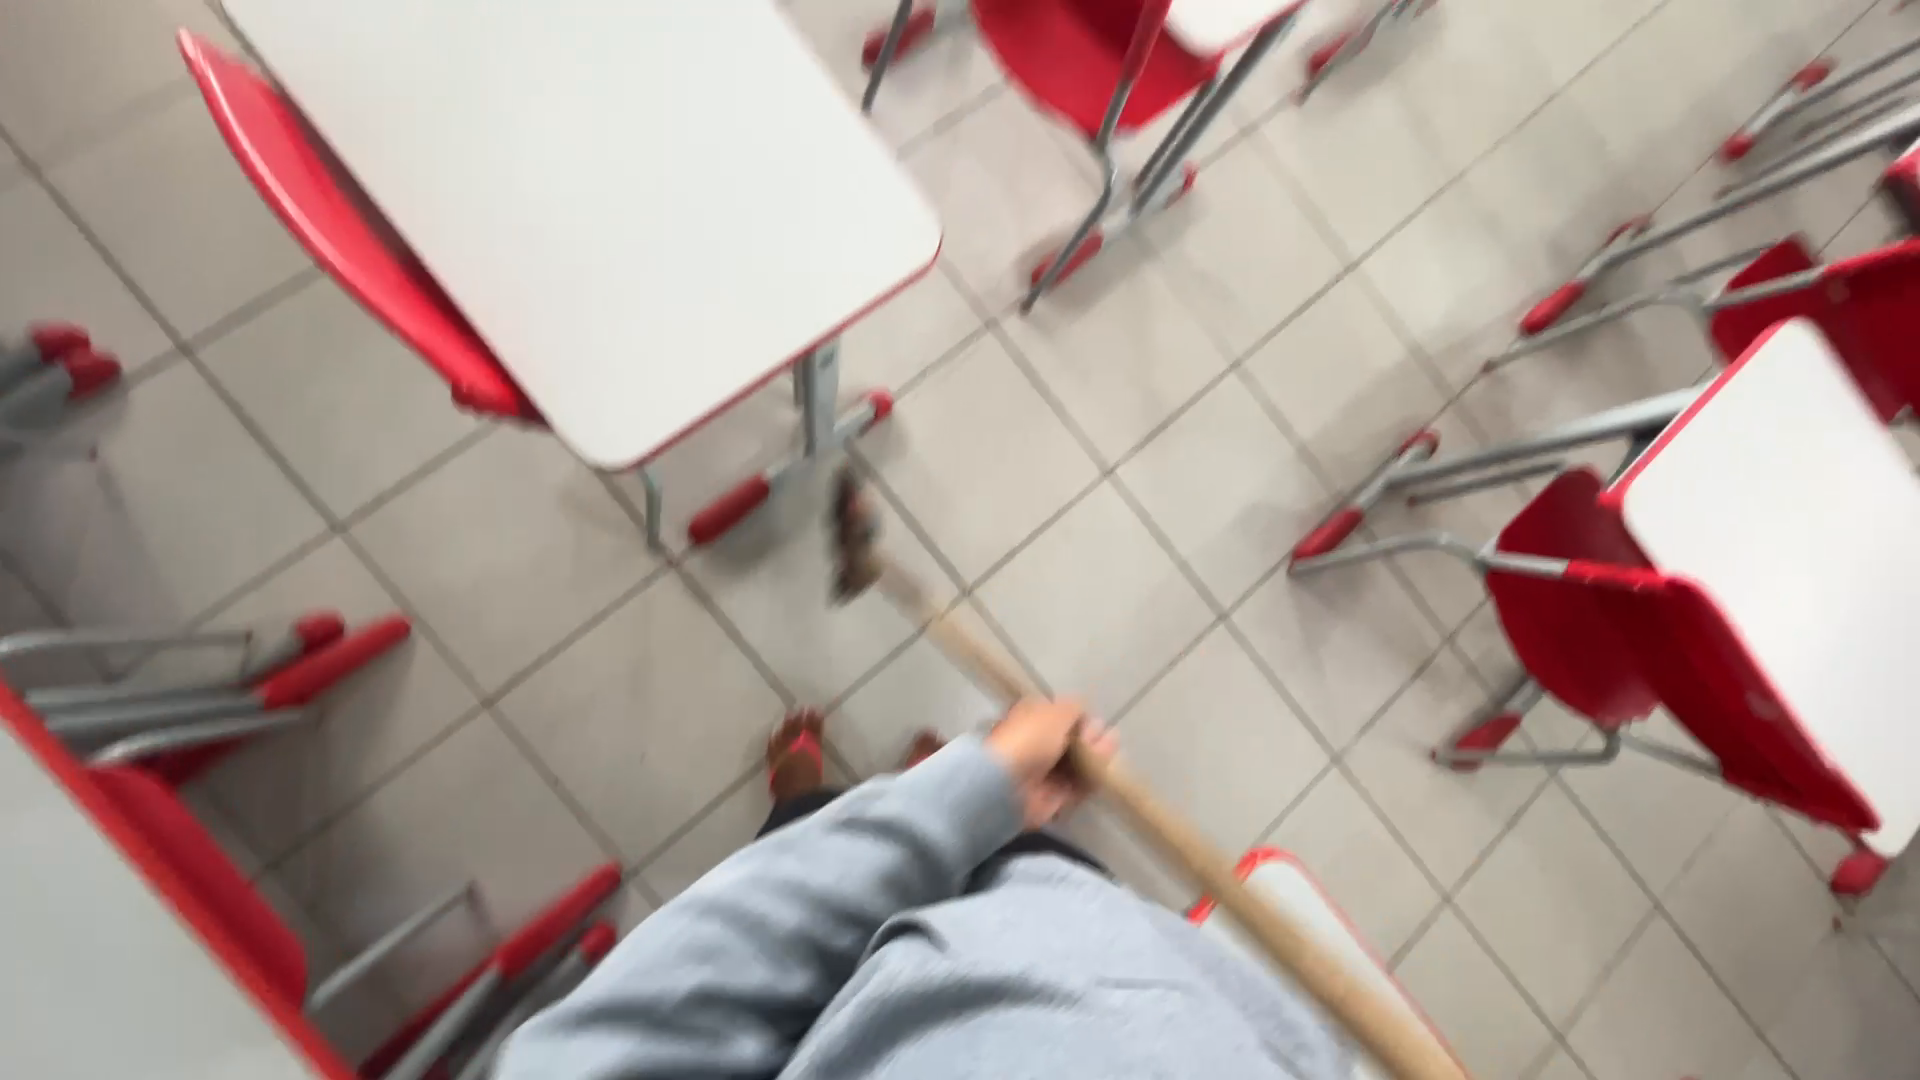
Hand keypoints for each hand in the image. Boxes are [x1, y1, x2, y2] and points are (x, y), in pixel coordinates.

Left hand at [983, 698, 1115, 830]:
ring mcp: (1043, 773)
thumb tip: (1083, 711)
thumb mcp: (1055, 711)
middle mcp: (1035, 744)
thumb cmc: (1030, 738)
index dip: (1076, 715)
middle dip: (1090, 736)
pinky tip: (1106, 769)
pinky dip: (1092, 777)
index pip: (1057, 715)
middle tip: (1106, 734)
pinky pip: (1077, 786)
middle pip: (1070, 740)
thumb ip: (1074, 708)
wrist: (1007, 784)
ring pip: (1076, 762)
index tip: (1089, 717)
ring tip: (1112, 747)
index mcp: (1028, 718)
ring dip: (1096, 755)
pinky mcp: (1053, 798)